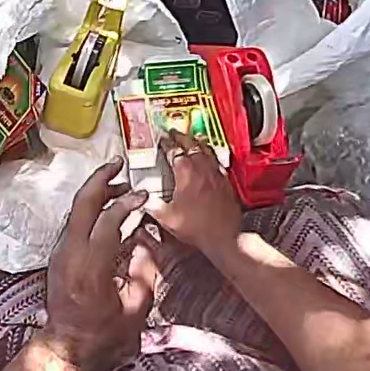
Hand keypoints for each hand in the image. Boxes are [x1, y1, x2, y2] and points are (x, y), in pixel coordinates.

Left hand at [42, 161, 158, 370]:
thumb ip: (145, 271)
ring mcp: (60, 252)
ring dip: (95, 192)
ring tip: (118, 184)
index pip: (107, 221)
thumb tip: (146, 241)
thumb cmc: (103, 335)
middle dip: (100, 179)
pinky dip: (89, 208)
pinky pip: (74, 222)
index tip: (143, 195)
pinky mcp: (58, 255)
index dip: (127, 204)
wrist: (66, 347)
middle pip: (82, 203)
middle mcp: (70, 253)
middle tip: (118, 164)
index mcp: (90, 267)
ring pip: (75, 210)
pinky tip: (105, 207)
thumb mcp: (135, 309)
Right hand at [145, 130, 243, 255]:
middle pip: (191, 145)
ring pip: (206, 150)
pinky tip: (210, 158)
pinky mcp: (226, 182)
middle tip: (174, 133)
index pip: (174, 151)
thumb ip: (152, 205)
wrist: (224, 237)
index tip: (162, 139)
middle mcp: (202, 169)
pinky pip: (217, 161)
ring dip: (197, 142)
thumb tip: (143, 199)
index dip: (166, 143)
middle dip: (181, 137)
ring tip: (192, 138)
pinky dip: (211, 155)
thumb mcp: (167, 217)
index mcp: (186, 173)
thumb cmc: (197, 227)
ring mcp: (216, 174)